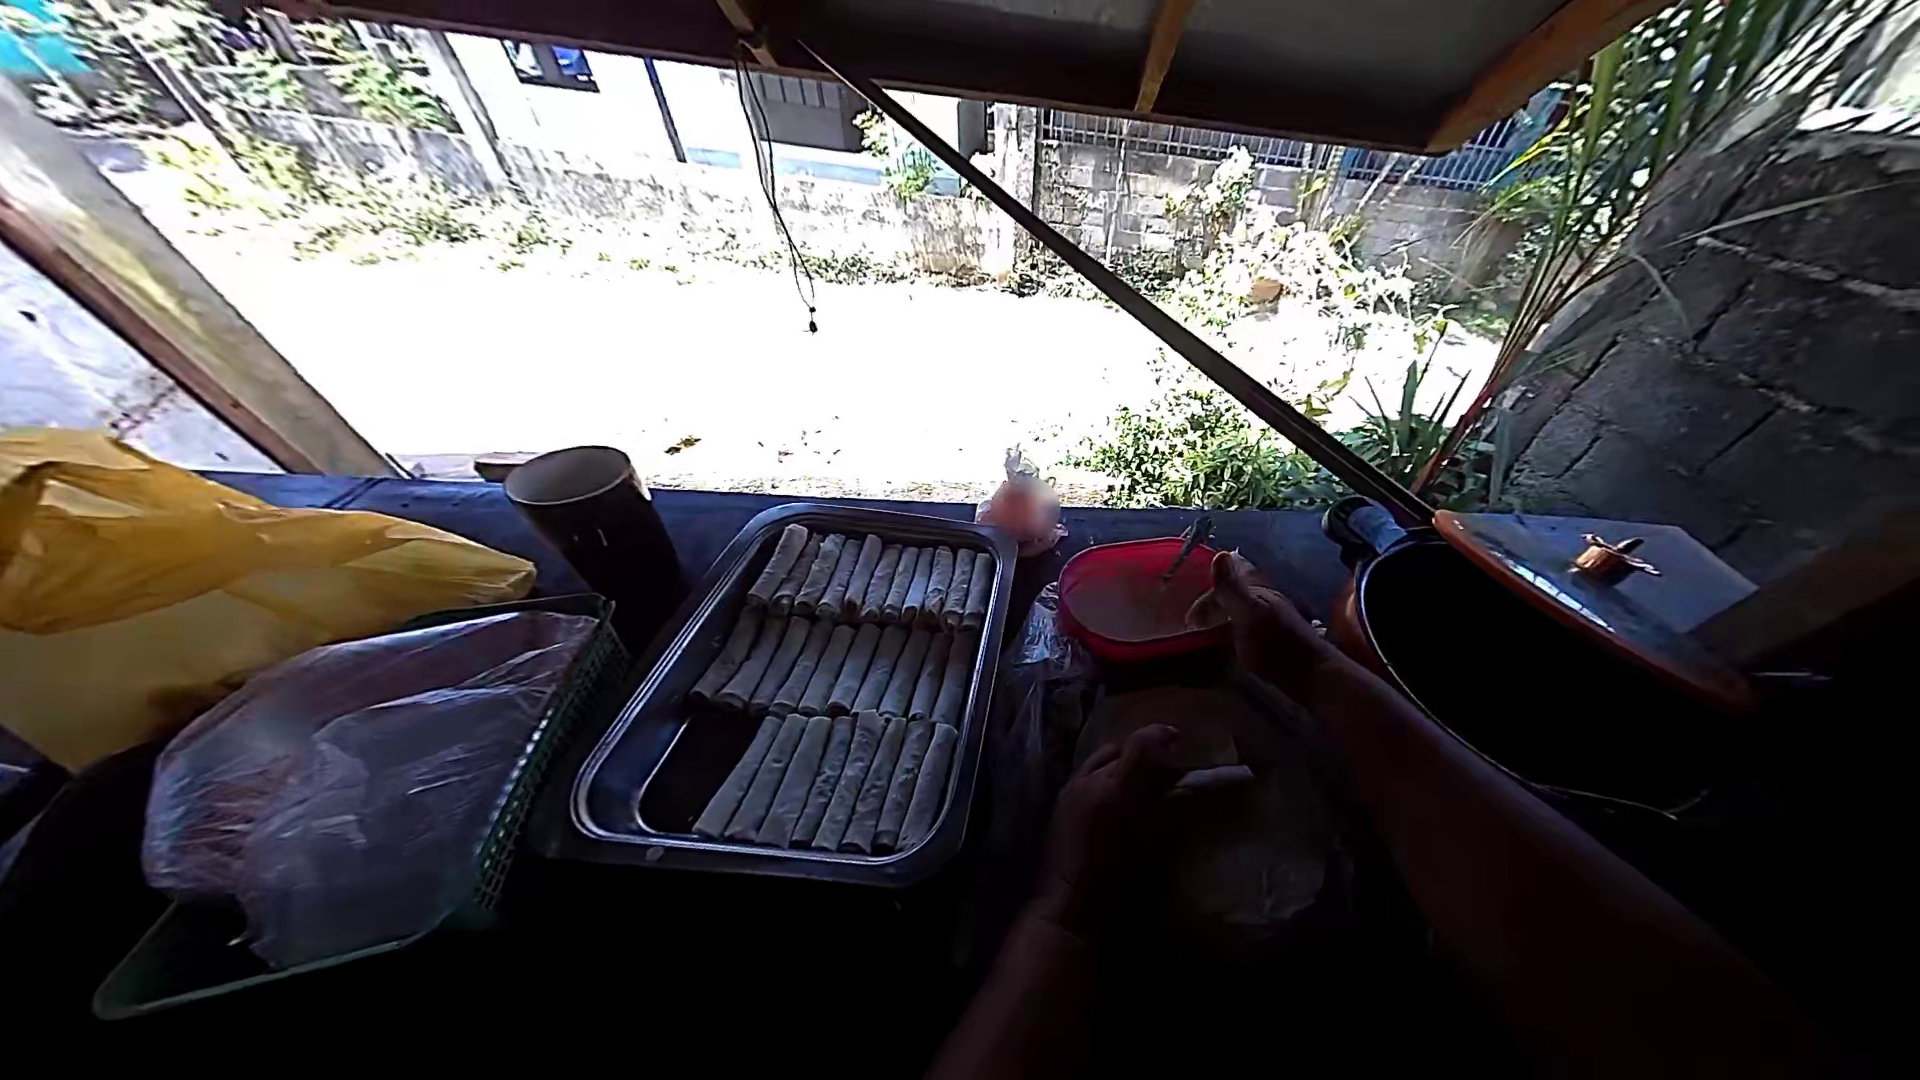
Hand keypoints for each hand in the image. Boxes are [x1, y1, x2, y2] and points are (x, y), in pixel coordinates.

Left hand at [1031, 724, 1180, 938]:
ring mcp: (1070, 790)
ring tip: (1136, 785)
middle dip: (1141, 755)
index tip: (1177, 738)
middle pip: (1119, 749)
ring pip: (1099, 760)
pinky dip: (1102, 778)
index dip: (1161, 735)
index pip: (1141, 743)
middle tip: (1161, 772)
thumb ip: (1169, 811)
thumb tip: (1183, 789)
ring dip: (1119, 766)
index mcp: (1117, 789)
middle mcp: (1090, 780)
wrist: (1072, 913)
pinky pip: (1084, 776)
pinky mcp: (1059, 803)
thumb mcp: (1157, 849)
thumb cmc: (1123, 890)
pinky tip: (1112, 800)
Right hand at [1188, 550, 1331, 688]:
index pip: (1226, 581)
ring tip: (1202, 643)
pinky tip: (1221, 653)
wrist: (1314, 681)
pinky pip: (1239, 636)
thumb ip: (1232, 589)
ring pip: (1235, 617)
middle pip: (1230, 598)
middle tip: (1192, 630)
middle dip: (1210, 609)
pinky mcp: (1269, 645)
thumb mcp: (1250, 615)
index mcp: (1258, 592)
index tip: (1190, 619)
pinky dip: (1226, 642)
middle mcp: (1263, 604)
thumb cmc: (1278, 646)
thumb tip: (1220, 554)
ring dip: (1217, 626)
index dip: (1206, 596)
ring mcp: (1267, 625)